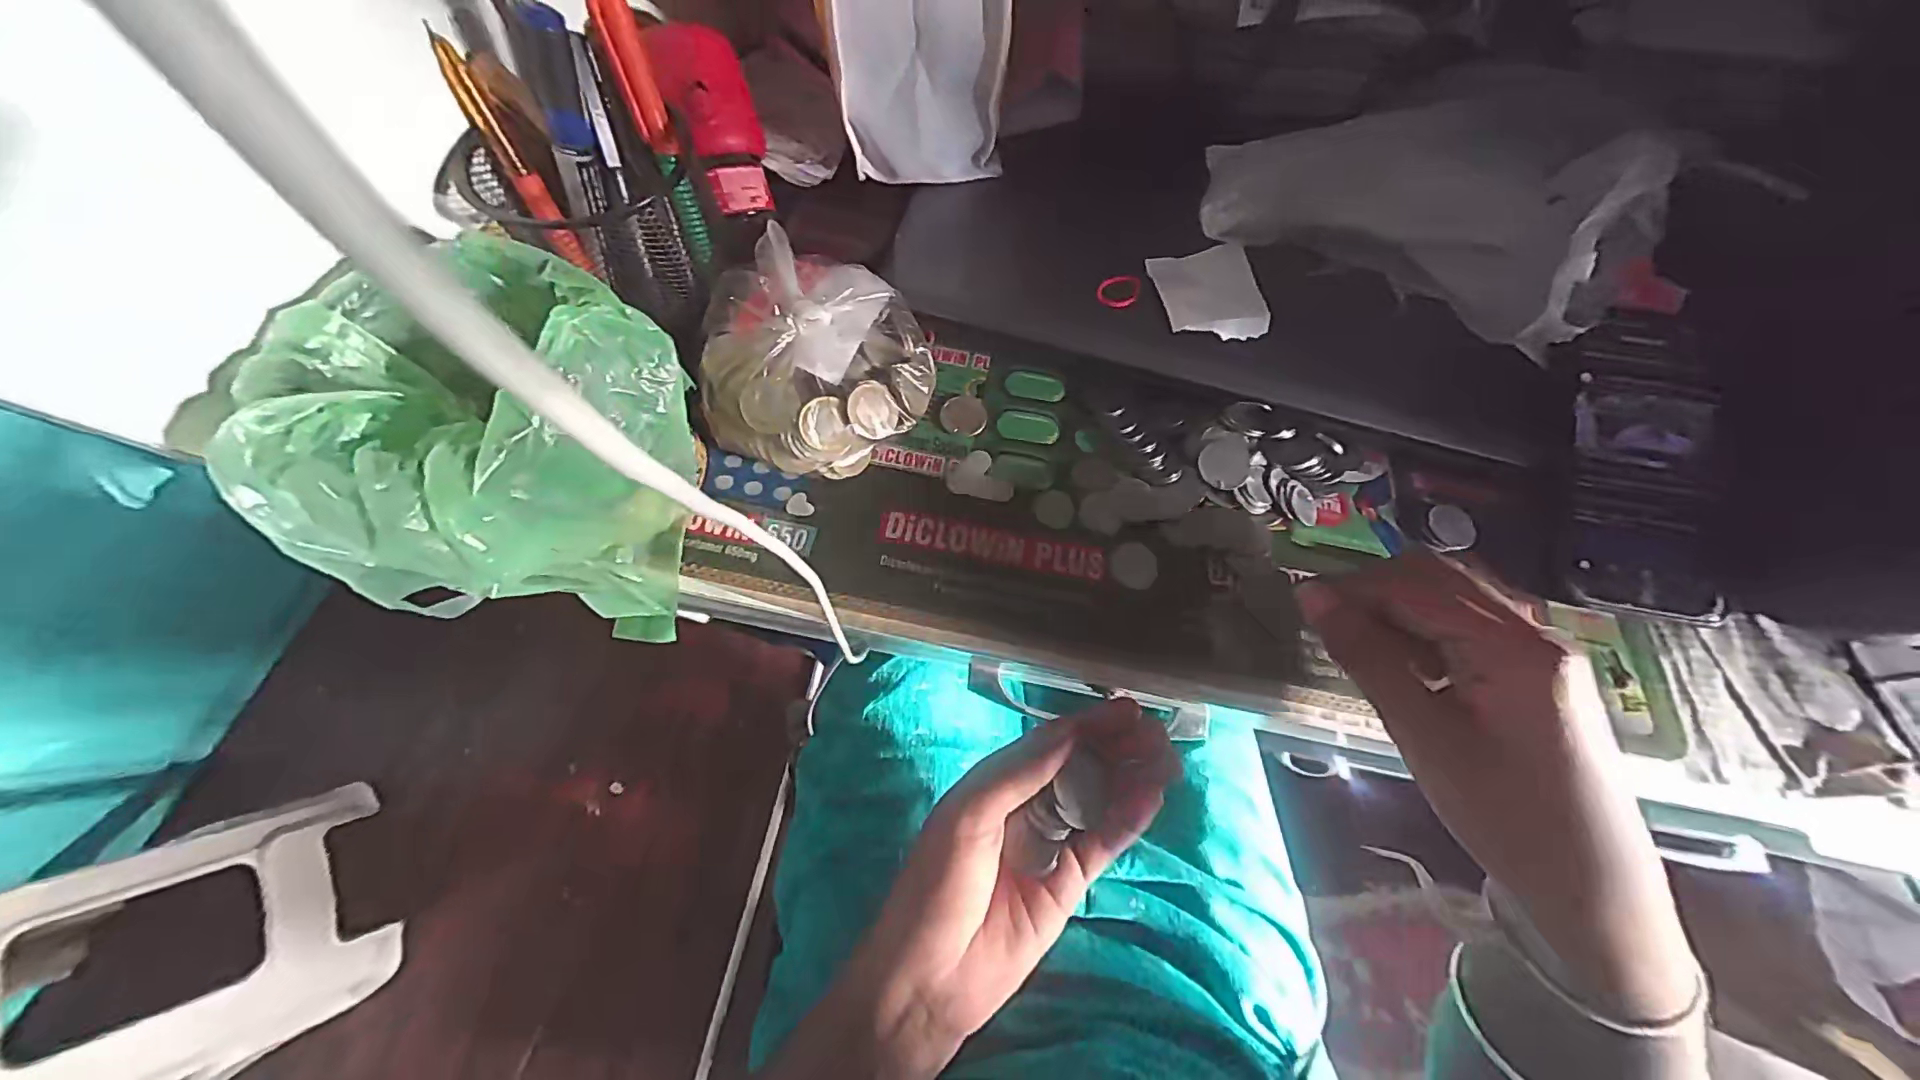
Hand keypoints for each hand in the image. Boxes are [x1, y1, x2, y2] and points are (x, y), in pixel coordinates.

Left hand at [763, 698, 1177, 1079]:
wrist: (929, 979)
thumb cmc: (935, 887)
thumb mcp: (967, 817)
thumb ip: (1017, 775)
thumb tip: (1067, 734)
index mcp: (996, 782)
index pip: (1051, 743)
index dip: (1089, 724)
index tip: (1128, 710)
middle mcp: (1026, 805)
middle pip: (1080, 767)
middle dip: (1117, 746)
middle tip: (1158, 732)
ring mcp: (1050, 844)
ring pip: (1098, 800)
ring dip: (1130, 777)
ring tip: (1167, 758)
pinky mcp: (1068, 882)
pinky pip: (1103, 842)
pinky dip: (1128, 819)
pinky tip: (1151, 797)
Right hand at [1296, 553, 1699, 1022]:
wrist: (1593, 886)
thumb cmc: (1502, 813)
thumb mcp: (1422, 734)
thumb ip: (1367, 657)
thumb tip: (1313, 596)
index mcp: (1515, 647)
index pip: (1415, 587)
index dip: (1351, 587)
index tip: (1300, 600)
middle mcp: (1536, 632)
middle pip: (1440, 577)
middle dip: (1374, 589)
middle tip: (1327, 621)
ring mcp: (1542, 649)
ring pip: (1455, 595)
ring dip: (1399, 605)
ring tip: (1360, 642)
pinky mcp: (1537, 669)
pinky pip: (1471, 622)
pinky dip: (1426, 625)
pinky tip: (1407, 659)